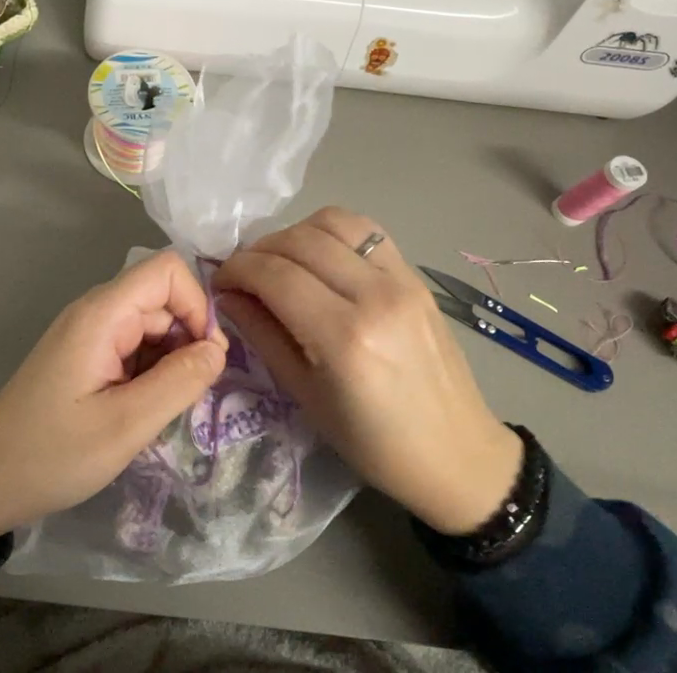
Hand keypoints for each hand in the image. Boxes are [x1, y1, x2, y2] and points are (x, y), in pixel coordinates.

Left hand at [0, 251, 228, 554]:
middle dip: (188, 341)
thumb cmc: (53, 455)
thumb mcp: (126, 425)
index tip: (206, 359)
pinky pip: (134, 348)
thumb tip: (219, 349)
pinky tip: (143, 412)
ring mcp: (88, 335)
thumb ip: (179, 382)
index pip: (167, 270)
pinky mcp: (85, 357)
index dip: (198, 305)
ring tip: (161, 412)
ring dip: (171, 362)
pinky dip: (151, 373)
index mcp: (100, 315)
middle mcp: (94, 313)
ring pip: (152, 327)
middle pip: (162, 300)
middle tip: (187, 398)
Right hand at [211, 208, 522, 535]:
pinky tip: (318, 259)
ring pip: (332, 222)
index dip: (236, 270)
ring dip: (294, 234)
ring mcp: (402, 280)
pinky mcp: (416, 276)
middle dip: (257, 250)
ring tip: (280, 263)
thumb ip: (262, 335)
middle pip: (298, 241)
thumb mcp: (304, 396)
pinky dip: (330, 233)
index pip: (274, 274)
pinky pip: (365, 231)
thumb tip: (227, 295)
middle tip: (243, 275)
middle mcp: (375, 297)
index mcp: (344, 338)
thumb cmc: (373, 442)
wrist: (457, 455)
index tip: (219, 283)